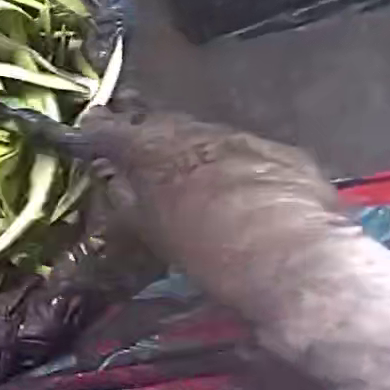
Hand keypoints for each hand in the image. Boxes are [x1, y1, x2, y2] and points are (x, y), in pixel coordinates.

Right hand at [0, 103, 389, 389]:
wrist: (303, 268)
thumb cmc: (209, 254)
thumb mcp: (149, 228)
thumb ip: (125, 194)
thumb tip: (111, 175)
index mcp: (152, 150)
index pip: (110, 128)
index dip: (95, 128)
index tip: (86, 130)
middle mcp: (194, 132)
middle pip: (158, 120)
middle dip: (143, 131)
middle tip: (135, 150)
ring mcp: (241, 138)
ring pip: (200, 132)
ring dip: (186, 146)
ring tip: (183, 170)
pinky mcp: (282, 152)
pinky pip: (240, 150)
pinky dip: (227, 162)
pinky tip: (233, 187)